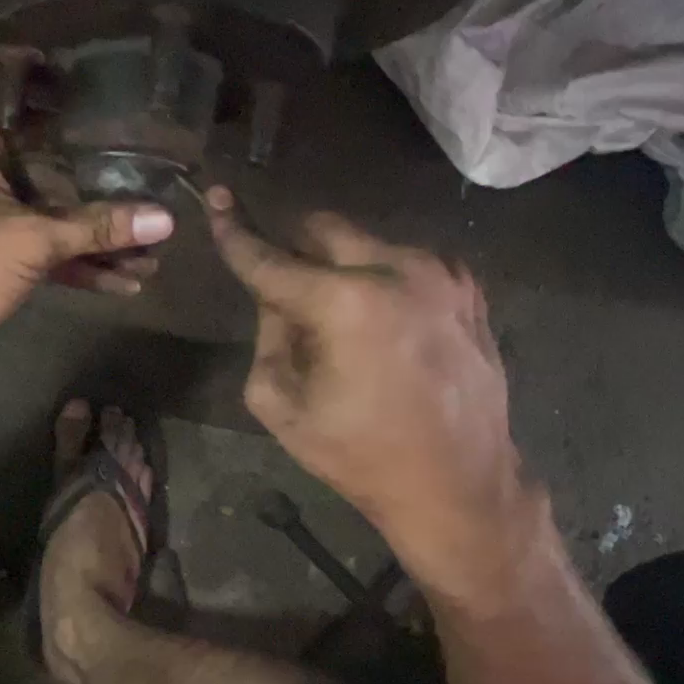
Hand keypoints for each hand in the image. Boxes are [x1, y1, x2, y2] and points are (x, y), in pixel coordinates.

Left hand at [0, 120, 174, 372]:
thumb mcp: (32, 241)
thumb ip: (97, 227)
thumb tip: (166, 219)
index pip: (43, 123)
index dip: (93, 132)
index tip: (142, 135)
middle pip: (57, 174)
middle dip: (107, 201)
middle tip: (161, 202)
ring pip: (55, 218)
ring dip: (98, 241)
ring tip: (154, 256)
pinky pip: (46, 250)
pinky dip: (78, 265)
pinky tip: (125, 281)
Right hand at [207, 187, 537, 593]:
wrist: (458, 485)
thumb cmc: (358, 453)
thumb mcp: (279, 404)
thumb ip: (267, 335)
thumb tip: (278, 298)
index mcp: (343, 302)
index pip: (271, 258)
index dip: (235, 231)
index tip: (215, 199)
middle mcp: (397, 270)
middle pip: (325, 228)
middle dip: (294, 247)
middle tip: (284, 289)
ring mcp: (442, 276)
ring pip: (367, 244)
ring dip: (339, 267)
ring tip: (339, 325)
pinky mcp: (469, 290)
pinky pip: (406, 265)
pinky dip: (380, 281)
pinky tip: (382, 329)